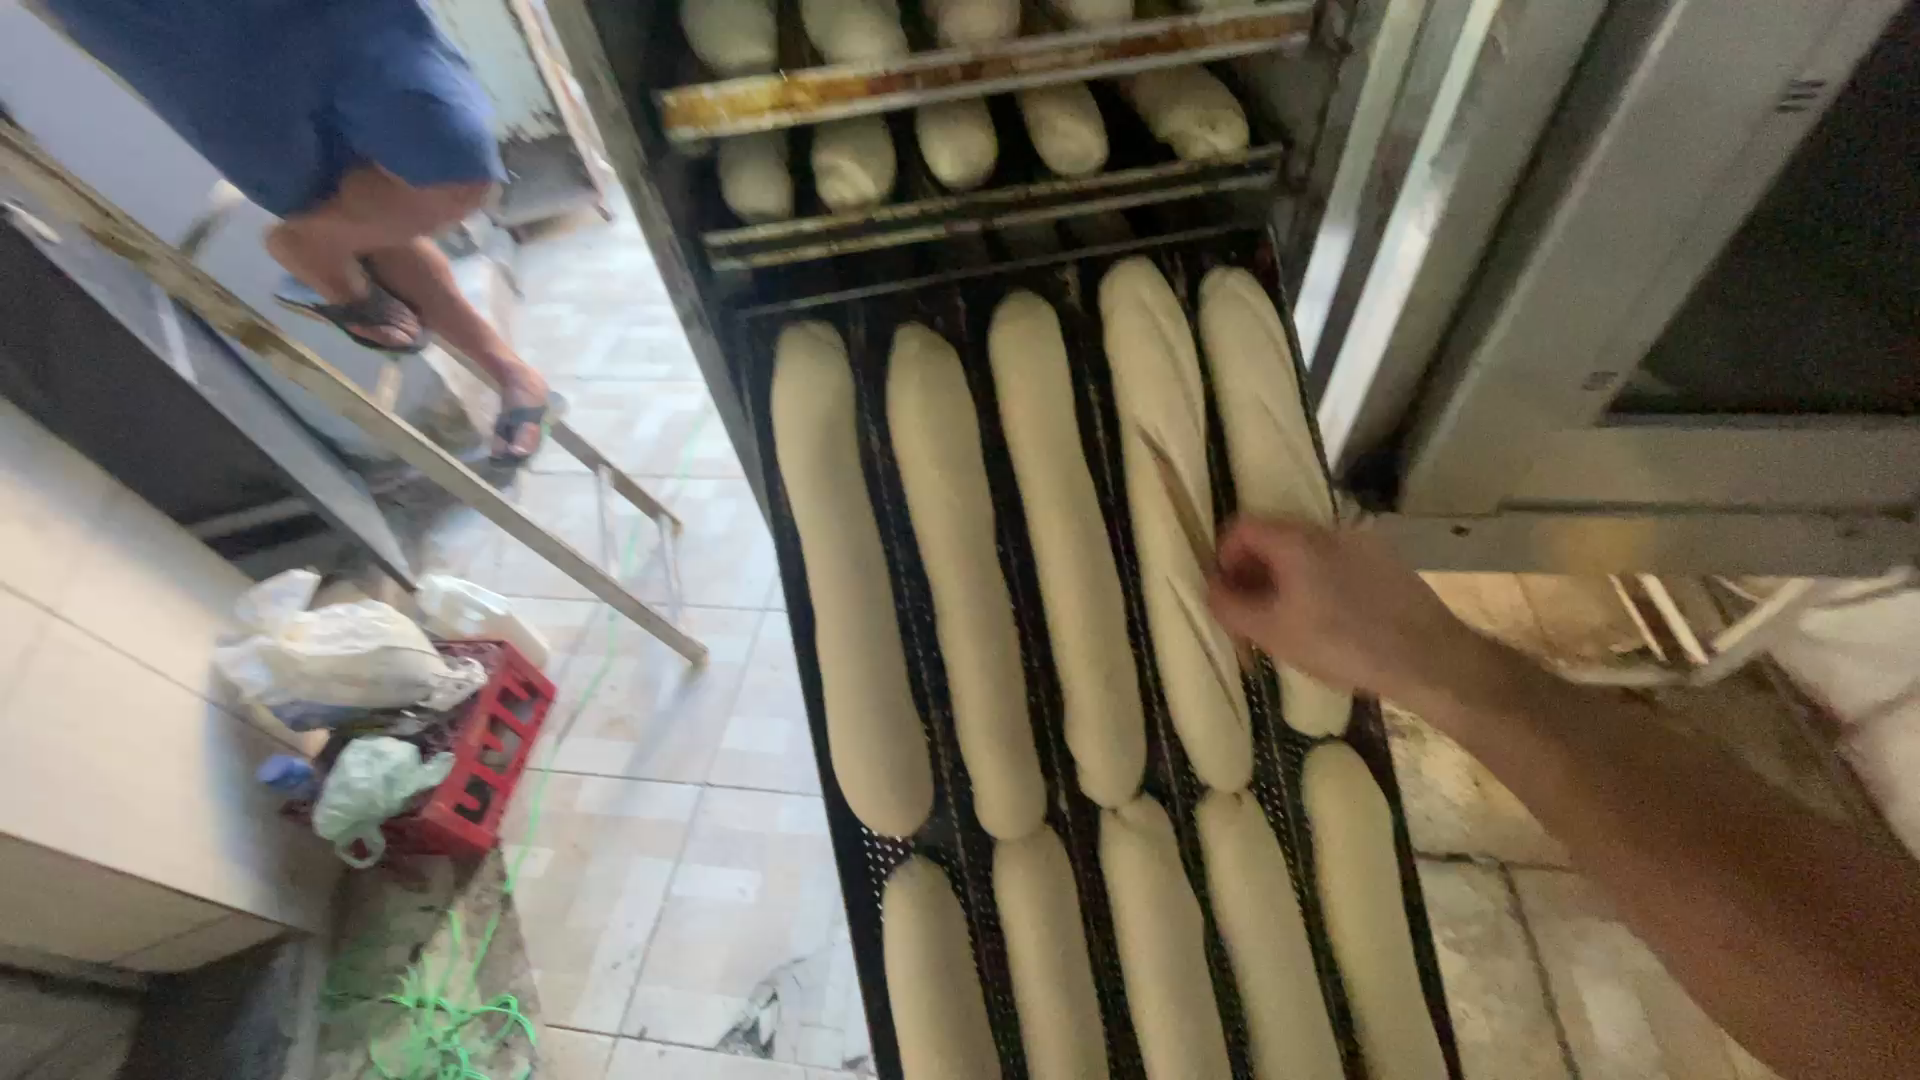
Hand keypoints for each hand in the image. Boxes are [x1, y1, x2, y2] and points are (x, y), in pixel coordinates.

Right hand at [1207, 516, 1495, 711]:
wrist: (1430, 660)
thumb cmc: (1341, 644)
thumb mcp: (1271, 632)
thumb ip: (1229, 606)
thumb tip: (1211, 588)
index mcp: (1294, 539)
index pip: (1240, 527)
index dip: (1224, 557)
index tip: (1228, 592)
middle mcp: (1327, 528)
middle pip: (1273, 536)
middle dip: (1254, 570)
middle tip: (1254, 610)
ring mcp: (1362, 542)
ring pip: (1306, 551)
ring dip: (1287, 577)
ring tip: (1291, 618)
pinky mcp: (1387, 561)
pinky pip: (1336, 561)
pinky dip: (1319, 581)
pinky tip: (1330, 619)